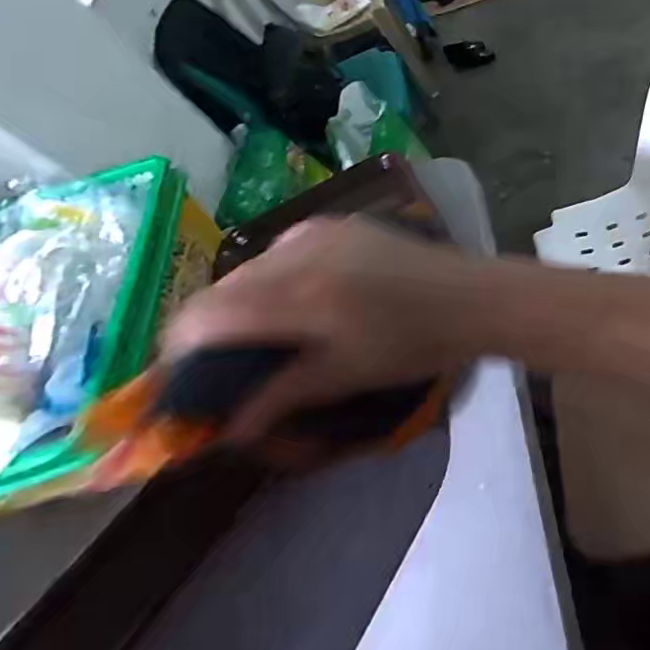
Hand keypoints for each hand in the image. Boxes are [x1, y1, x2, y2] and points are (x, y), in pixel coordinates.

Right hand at [161, 217, 481, 440]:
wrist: (470, 296)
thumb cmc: (412, 343)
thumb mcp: (346, 375)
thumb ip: (281, 395)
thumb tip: (230, 427)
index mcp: (297, 294)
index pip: (205, 316)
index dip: (179, 350)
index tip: (183, 381)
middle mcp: (296, 251)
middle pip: (222, 289)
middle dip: (211, 330)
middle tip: (226, 365)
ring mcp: (317, 230)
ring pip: (251, 268)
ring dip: (244, 303)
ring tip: (265, 335)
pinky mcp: (336, 223)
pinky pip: (282, 252)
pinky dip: (275, 279)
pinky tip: (300, 301)